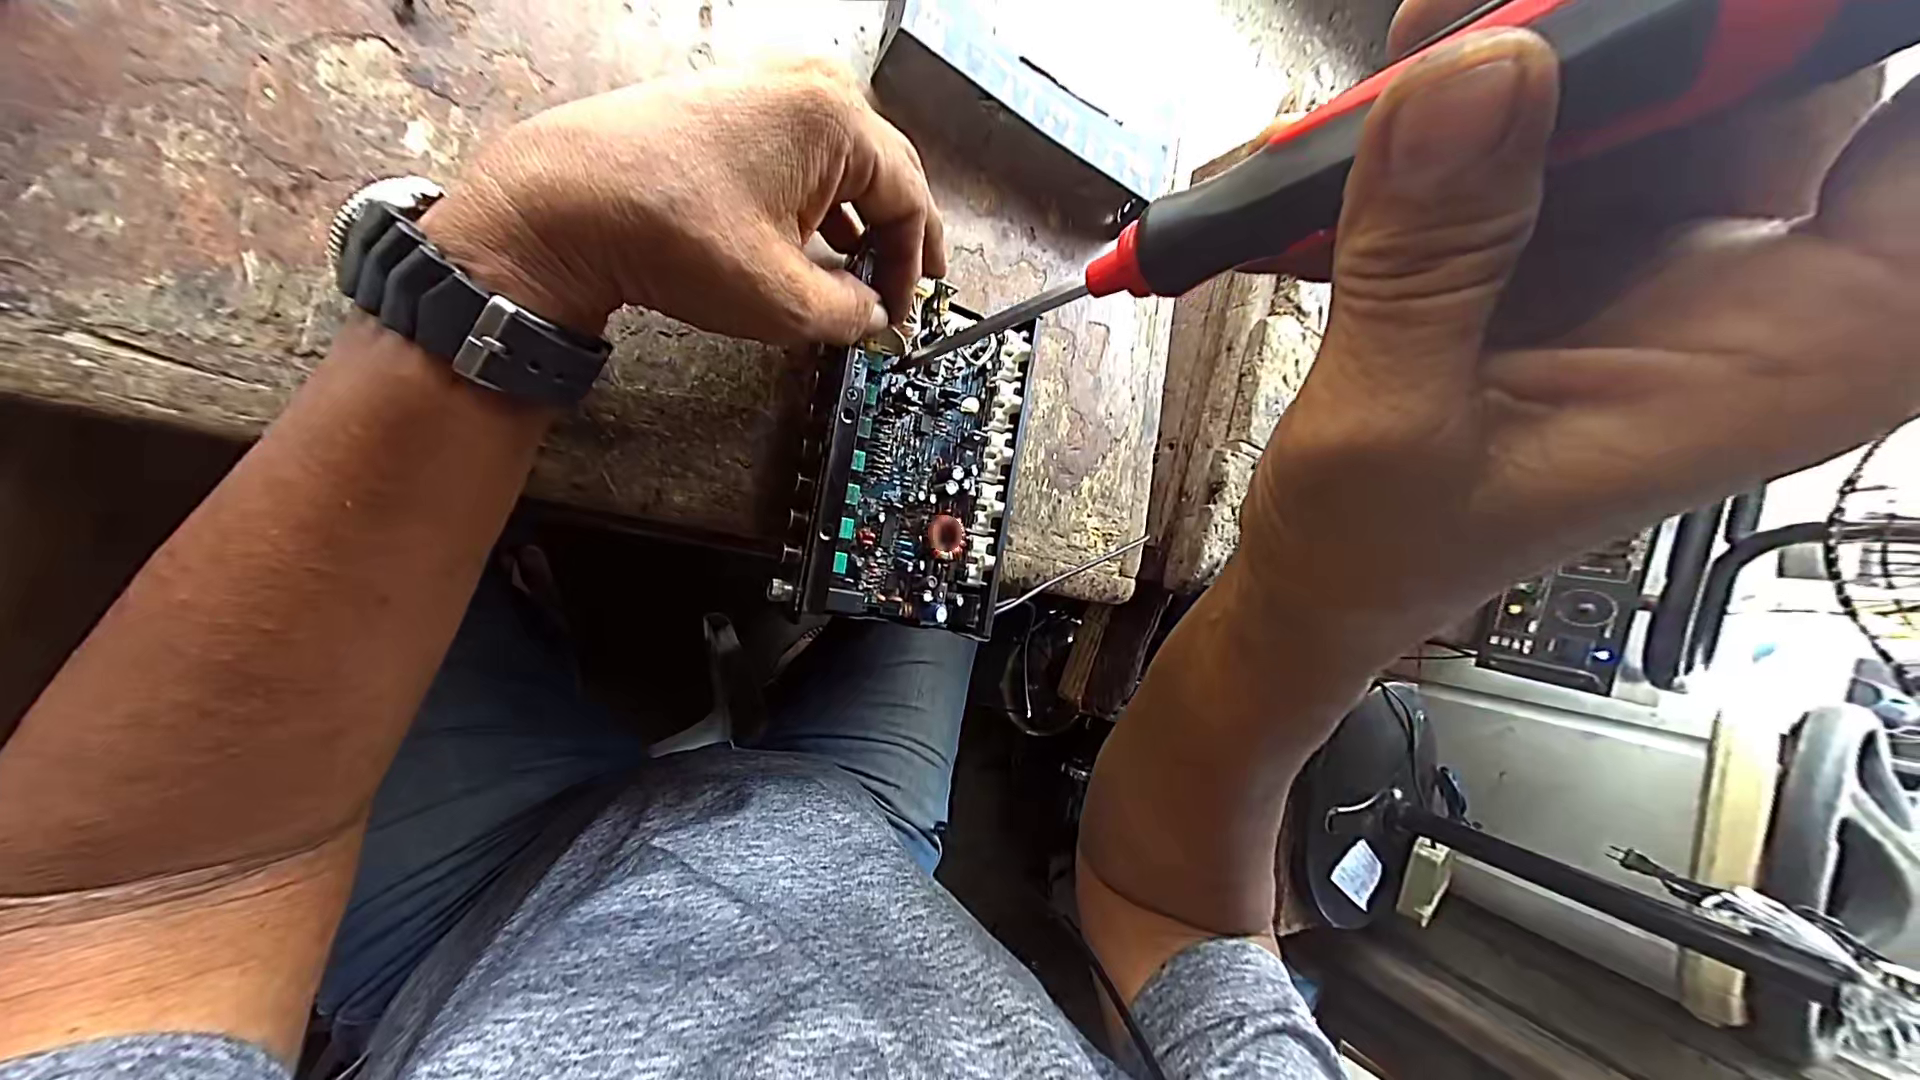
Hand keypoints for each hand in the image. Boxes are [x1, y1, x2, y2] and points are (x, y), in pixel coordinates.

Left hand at [420, 61, 944, 343]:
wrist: (563, 207)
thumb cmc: (672, 237)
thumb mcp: (784, 299)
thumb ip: (851, 315)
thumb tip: (874, 317)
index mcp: (834, 120)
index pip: (909, 200)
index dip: (913, 266)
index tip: (901, 312)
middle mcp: (807, 89)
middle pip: (887, 175)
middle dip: (899, 240)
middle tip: (905, 287)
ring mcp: (767, 92)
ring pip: (849, 169)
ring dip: (865, 225)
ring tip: (866, 274)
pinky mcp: (736, 112)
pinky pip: (807, 163)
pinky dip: (825, 209)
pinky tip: (819, 245)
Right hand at [1236, 14, 1919, 640]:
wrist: (1316, 577)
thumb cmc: (1366, 549)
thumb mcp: (1383, 427)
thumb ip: (1424, 273)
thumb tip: (1465, 73)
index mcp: (1798, 337)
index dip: (1821, 35)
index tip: (1654, 31)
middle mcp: (1744, 274)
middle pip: (1764, 63)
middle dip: (1614, 30)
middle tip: (1470, 23)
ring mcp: (1631, 256)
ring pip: (1629, 88)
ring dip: (1509, 67)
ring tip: (1407, 61)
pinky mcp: (1534, 256)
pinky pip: (1519, 144)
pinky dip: (1443, 128)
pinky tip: (1363, 136)